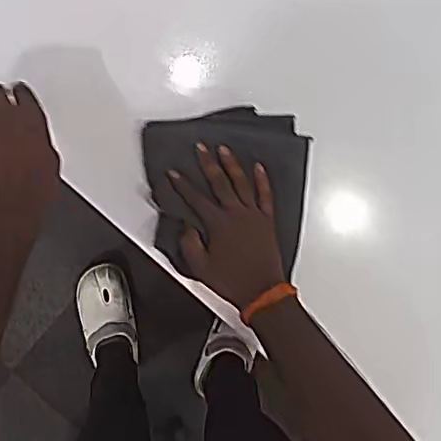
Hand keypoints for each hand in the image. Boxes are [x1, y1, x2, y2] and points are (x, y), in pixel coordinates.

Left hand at [0, 83, 60, 237]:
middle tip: (0, 100)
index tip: (19, 94)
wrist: (8, 210)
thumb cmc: (31, 192)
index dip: (20, 93)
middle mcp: (5, 118)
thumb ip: (39, 141)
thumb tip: (35, 142)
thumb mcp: (49, 161)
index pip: (24, 93)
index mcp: (31, 119)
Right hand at [166, 143, 286, 310]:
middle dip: (207, 163)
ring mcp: (253, 215)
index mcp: (218, 224)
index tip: (174, 173)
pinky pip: (265, 195)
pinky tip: (258, 167)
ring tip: (224, 150)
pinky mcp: (267, 220)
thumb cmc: (232, 281)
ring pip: (241, 183)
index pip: (196, 198)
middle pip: (219, 182)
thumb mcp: (200, 267)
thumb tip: (187, 227)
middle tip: (201, 148)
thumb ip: (190, 244)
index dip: (182, 185)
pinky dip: (262, 180)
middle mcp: (236, 214)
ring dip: (231, 164)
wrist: (263, 292)